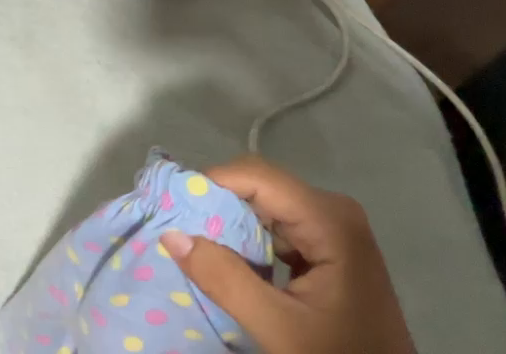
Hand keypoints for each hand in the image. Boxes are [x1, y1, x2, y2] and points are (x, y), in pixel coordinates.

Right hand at [157, 157, 413, 353]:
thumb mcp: (279, 328)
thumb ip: (224, 279)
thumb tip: (171, 234)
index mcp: (329, 218)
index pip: (255, 176)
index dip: (211, 185)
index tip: (174, 212)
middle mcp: (334, 210)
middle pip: (260, 188)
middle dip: (218, 208)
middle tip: (182, 236)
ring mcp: (335, 229)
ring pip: (265, 207)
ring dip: (232, 227)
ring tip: (202, 252)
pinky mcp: (331, 249)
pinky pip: (279, 228)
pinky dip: (251, 243)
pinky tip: (234, 267)